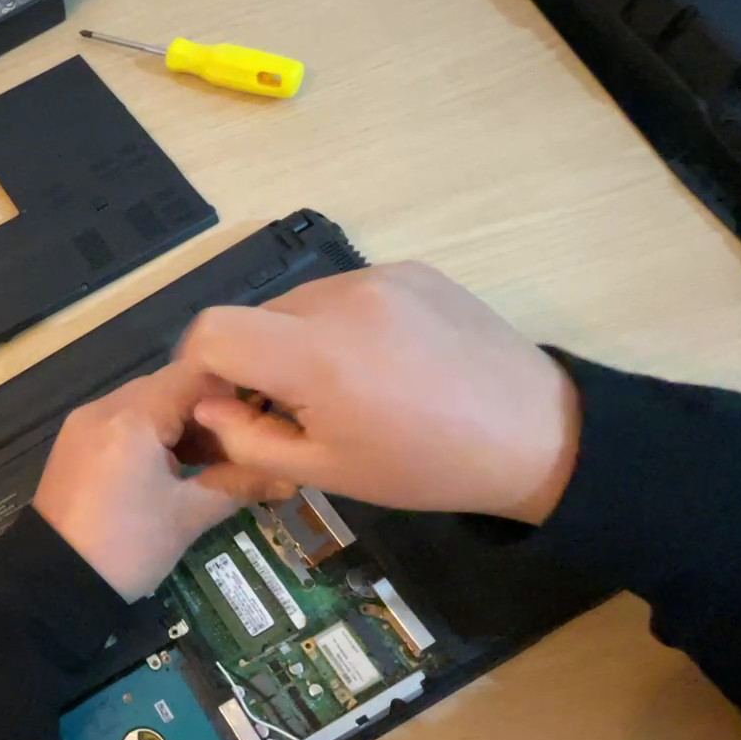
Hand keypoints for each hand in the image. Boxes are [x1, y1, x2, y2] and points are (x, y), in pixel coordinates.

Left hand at [33, 363, 295, 600]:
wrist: (52, 582)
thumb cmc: (126, 547)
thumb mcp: (186, 517)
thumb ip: (238, 485)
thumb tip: (291, 476)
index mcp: (132, 416)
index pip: (196, 375)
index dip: (235, 390)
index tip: (265, 416)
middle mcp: (104, 406)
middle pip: (170, 387)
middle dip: (210, 413)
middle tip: (245, 447)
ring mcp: (85, 423)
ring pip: (147, 404)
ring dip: (183, 426)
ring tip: (216, 463)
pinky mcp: (76, 442)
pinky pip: (123, 423)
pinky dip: (153, 436)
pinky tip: (176, 468)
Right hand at [175, 262, 580, 523]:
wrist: (540, 435)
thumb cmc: (423, 467)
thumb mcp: (322, 471)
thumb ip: (246, 438)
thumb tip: (206, 404)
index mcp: (315, 356)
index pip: (212, 330)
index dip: (199, 365)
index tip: (221, 398)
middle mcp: (339, 298)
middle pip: (253, 316)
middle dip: (253, 359)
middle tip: (288, 404)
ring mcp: (377, 275)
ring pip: (295, 304)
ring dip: (294, 341)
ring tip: (341, 382)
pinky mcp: (408, 268)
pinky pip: (341, 292)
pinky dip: (335, 323)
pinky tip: (377, 357)